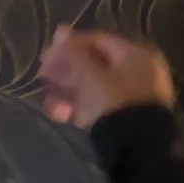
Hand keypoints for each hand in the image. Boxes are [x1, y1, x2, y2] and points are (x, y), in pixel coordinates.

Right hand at [39, 27, 175, 128]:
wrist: (137, 152)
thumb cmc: (113, 101)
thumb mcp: (88, 73)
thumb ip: (73, 51)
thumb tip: (60, 30)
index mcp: (137, 55)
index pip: (97, 40)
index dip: (68, 45)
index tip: (46, 56)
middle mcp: (141, 72)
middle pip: (95, 64)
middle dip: (66, 71)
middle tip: (42, 77)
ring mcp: (136, 98)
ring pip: (95, 87)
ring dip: (68, 91)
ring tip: (48, 102)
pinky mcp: (130, 120)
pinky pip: (101, 105)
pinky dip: (80, 107)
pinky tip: (59, 114)